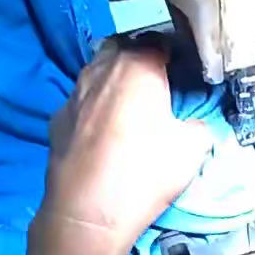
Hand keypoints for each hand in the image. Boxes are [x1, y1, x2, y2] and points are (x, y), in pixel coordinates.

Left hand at [35, 41, 211, 254]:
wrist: (87, 212)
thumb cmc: (144, 173)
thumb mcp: (193, 150)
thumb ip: (198, 127)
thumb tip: (194, 125)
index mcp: (139, 66)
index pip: (161, 42)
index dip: (175, 56)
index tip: (184, 75)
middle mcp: (102, 68)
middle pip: (124, 49)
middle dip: (140, 61)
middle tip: (156, 88)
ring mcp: (74, 92)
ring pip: (98, 72)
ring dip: (114, 82)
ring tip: (129, 110)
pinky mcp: (56, 118)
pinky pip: (81, 101)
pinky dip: (94, 108)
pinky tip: (102, 133)